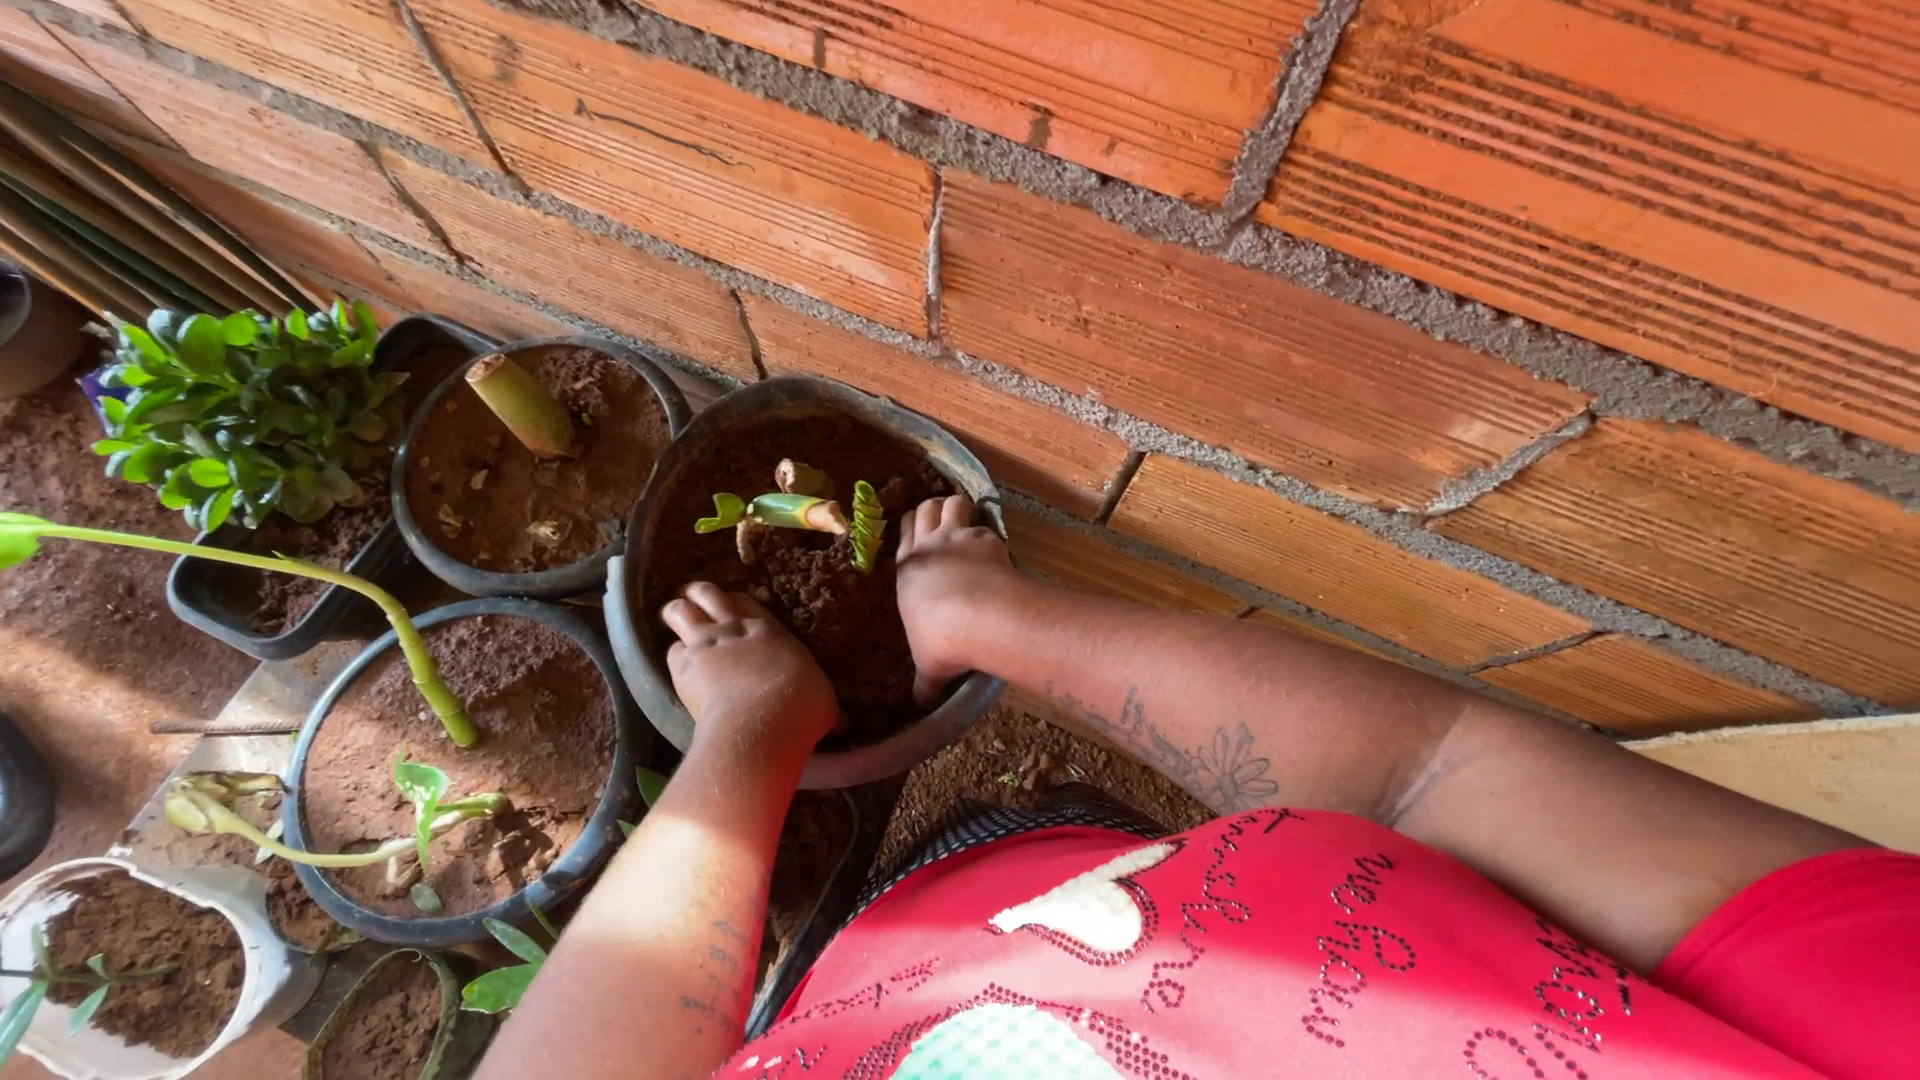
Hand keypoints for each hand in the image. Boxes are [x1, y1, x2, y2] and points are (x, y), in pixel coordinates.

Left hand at [661, 583, 838, 759]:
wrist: (763, 722)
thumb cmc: (800, 708)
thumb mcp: (820, 701)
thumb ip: (820, 703)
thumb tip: (843, 723)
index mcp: (769, 631)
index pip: (747, 601)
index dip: (735, 601)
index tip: (732, 606)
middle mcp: (735, 628)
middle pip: (708, 594)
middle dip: (699, 594)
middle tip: (695, 601)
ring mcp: (706, 643)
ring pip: (680, 611)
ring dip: (676, 611)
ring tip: (674, 616)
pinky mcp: (684, 667)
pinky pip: (671, 649)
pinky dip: (674, 653)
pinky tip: (678, 661)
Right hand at [895, 494, 1016, 705]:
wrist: (976, 618)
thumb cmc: (940, 640)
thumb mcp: (927, 666)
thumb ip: (924, 682)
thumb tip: (920, 707)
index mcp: (906, 569)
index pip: (902, 530)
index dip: (910, 526)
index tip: (919, 533)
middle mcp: (928, 546)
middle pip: (925, 508)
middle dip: (933, 510)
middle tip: (944, 525)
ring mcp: (958, 538)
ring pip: (953, 502)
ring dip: (960, 508)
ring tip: (968, 522)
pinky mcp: (988, 538)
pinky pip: (987, 524)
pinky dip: (991, 531)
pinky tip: (997, 547)